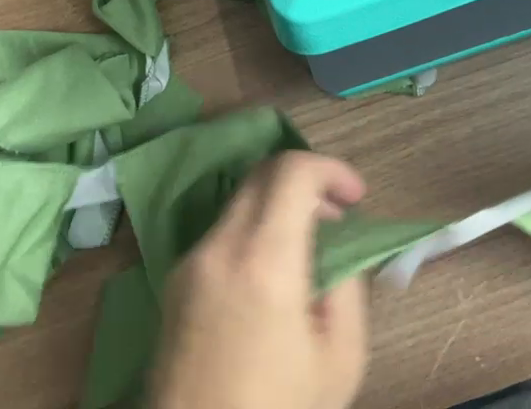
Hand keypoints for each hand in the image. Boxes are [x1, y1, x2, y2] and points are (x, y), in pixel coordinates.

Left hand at [149, 152, 370, 408]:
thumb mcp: (339, 360)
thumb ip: (346, 287)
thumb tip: (338, 249)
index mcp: (264, 261)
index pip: (292, 172)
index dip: (331, 169)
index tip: (357, 197)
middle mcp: (219, 246)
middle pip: (262, 175)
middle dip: (307, 182)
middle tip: (338, 217)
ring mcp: (190, 261)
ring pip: (239, 201)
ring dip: (279, 206)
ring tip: (309, 251)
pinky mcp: (174, 280)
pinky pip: (221, 232)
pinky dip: (253, 231)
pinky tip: (272, 276)